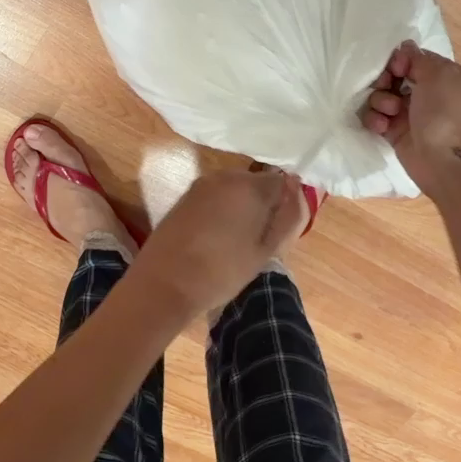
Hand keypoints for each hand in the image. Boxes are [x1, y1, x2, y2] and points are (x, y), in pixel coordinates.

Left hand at [126, 167, 306, 318]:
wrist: (162, 284)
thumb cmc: (221, 272)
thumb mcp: (266, 251)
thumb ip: (289, 217)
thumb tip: (298, 189)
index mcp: (250, 186)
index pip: (283, 181)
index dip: (286, 205)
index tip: (279, 232)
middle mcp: (225, 176)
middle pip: (257, 183)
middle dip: (263, 205)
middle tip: (259, 241)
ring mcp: (201, 185)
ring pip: (235, 190)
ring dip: (242, 208)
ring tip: (236, 243)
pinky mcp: (184, 198)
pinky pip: (215, 197)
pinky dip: (221, 212)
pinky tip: (215, 239)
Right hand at [361, 41, 460, 183]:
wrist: (445, 162)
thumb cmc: (445, 114)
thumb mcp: (438, 75)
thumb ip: (417, 58)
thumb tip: (405, 47)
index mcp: (441, 75)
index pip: (411, 58)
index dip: (398, 60)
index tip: (396, 69)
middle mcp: (426, 92)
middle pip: (391, 76)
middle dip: (384, 81)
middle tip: (386, 87)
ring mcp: (409, 113)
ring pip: (380, 96)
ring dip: (379, 102)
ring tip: (390, 113)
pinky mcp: (395, 132)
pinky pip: (376, 118)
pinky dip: (375, 121)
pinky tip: (382, 128)